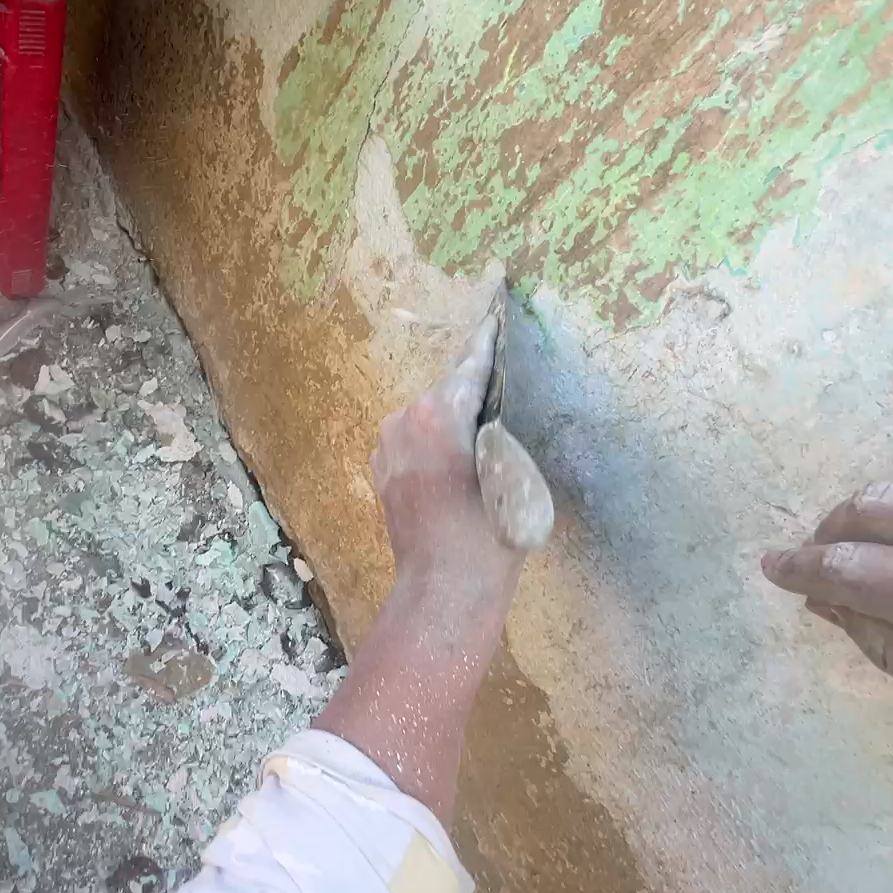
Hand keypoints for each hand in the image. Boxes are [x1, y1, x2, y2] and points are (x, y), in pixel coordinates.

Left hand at [369, 312, 511, 584]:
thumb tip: (490, 409)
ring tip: (474, 455)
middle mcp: (403, 419)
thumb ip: (499, 427)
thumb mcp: (513, 472)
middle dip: (470, 398)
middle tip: (497, 412)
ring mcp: (385, 444)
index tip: (491, 308)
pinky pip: (411, 442)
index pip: (469, 365)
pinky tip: (449, 471)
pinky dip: (430, 446)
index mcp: (439, 413)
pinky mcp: (379, 468)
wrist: (445, 585)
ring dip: (448, 426)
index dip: (485, 338)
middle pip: (447, 394)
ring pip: (426, 418)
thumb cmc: (490, 533)